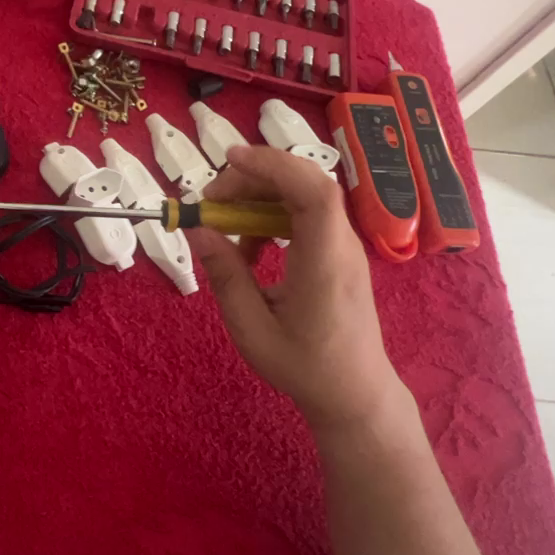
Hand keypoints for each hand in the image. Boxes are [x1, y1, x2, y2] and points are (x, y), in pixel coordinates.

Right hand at [187, 144, 404, 429]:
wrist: (354, 392)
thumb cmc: (304, 366)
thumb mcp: (251, 328)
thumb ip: (226, 276)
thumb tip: (200, 230)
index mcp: (324, 263)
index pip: (312, 192)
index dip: (273, 166)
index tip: (229, 161)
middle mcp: (341, 245)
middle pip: (305, 184)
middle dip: (254, 178)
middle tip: (211, 200)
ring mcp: (344, 247)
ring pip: (304, 195)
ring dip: (259, 198)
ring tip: (224, 227)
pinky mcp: (338, 253)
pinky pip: (305, 216)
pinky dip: (271, 217)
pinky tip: (250, 249)